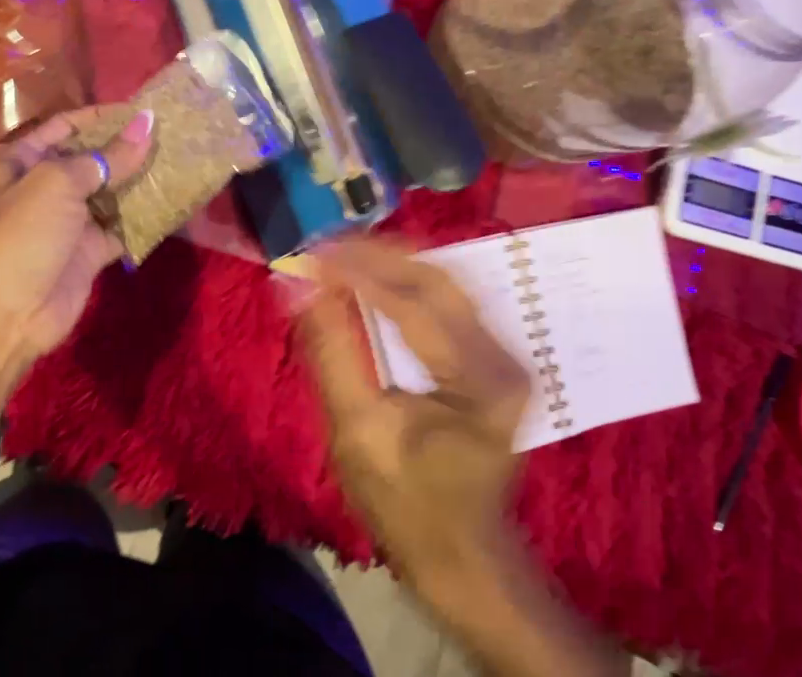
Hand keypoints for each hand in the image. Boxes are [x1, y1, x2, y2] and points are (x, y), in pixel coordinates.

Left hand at [0, 108, 154, 416]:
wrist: (6, 316)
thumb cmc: (21, 236)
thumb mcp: (58, 184)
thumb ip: (106, 156)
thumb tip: (147, 123)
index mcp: (22, 162)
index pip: (63, 127)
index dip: (98, 116)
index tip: (140, 110)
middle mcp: (44, 188)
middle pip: (90, 160)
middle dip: (125, 148)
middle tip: (170, 134)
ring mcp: (68, 222)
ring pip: (109, 194)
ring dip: (139, 180)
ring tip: (180, 160)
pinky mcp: (88, 253)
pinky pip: (121, 229)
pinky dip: (144, 218)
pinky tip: (174, 201)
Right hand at [296, 239, 531, 593]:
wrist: (461, 553)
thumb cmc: (405, 505)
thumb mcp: (357, 431)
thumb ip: (331, 351)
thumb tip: (297, 284)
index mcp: (482, 379)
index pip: (414, 303)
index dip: (357, 272)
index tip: (309, 255)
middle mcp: (505, 356)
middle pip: (438, 280)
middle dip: (375, 256)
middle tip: (321, 247)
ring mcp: (504, 355)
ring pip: (443, 284)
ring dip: (389, 265)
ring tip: (337, 256)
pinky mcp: (491, 359)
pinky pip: (445, 304)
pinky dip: (402, 286)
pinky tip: (368, 281)